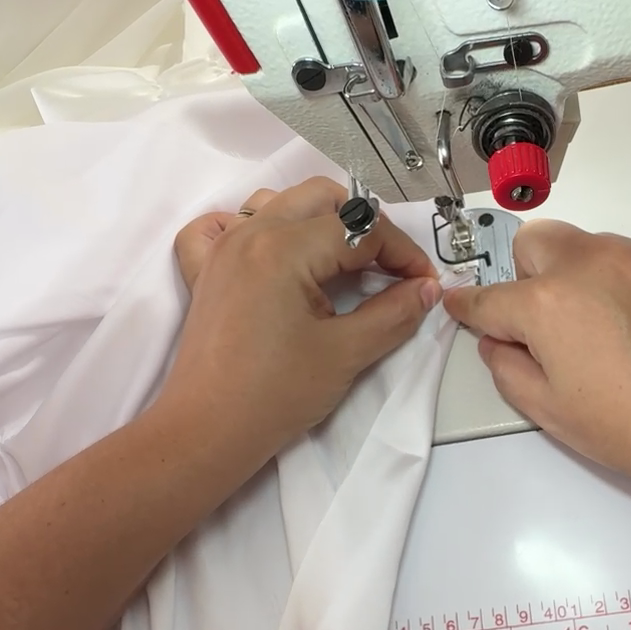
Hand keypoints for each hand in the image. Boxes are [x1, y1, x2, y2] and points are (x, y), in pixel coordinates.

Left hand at [152, 177, 440, 448]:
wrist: (209, 431)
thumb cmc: (277, 395)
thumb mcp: (347, 354)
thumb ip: (394, 314)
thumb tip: (426, 290)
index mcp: (285, 249)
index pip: (361, 229)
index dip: (403, 254)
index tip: (423, 286)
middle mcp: (250, 234)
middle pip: (323, 198)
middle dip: (366, 228)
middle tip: (389, 272)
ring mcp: (221, 248)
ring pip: (278, 202)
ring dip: (318, 222)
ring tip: (340, 265)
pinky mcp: (205, 271)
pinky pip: (224, 225)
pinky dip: (253, 228)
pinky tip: (272, 255)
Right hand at [445, 221, 630, 501]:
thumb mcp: (553, 415)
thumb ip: (509, 371)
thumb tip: (499, 344)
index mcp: (549, 303)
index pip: (490, 298)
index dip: (470, 307)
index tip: (461, 306)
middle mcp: (594, 263)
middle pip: (537, 243)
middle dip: (528, 276)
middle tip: (550, 323)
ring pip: (596, 250)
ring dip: (587, 281)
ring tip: (617, 336)